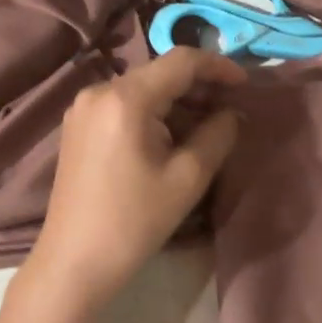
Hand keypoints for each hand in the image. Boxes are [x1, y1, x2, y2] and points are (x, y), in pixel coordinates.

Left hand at [27, 47, 244, 307]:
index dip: (218, 66)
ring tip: (210, 125)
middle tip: (233, 108)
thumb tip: (231, 113)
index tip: (246, 83)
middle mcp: (99, 91)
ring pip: (144, 89)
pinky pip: (125, 106)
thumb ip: (218, 134)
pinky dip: (155, 113)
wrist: (75, 261)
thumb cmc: (135, 220)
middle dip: (200, 86)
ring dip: (179, 101)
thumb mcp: (189, 177)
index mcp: (126, 98)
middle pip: (160, 72)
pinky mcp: (79, 128)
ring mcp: (84, 109)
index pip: (181, 61)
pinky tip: (175, 136)